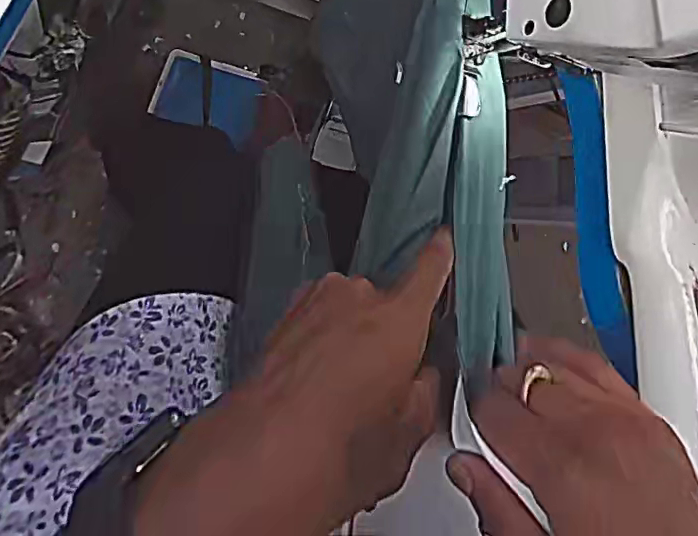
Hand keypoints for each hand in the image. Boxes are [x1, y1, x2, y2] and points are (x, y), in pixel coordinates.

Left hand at [128, 229, 452, 533]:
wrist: (253, 457)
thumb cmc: (329, 452)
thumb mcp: (405, 438)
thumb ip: (427, 391)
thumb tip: (423, 378)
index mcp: (400, 318)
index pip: (431, 267)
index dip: (441, 253)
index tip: (444, 241)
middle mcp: (360, 296)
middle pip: (388, 304)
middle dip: (387, 335)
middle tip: (379, 383)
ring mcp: (320, 299)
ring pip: (350, 311)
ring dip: (350, 338)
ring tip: (338, 392)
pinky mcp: (289, 311)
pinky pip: (320, 317)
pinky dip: (321, 340)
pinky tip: (314, 385)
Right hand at [447, 337, 697, 535]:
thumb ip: (500, 511)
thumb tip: (465, 468)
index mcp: (563, 470)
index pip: (498, 412)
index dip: (476, 407)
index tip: (470, 411)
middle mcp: (595, 433)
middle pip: (527, 381)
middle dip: (502, 386)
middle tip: (488, 396)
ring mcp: (628, 421)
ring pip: (562, 364)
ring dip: (533, 364)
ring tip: (513, 365)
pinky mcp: (653, 420)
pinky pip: (603, 369)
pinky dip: (573, 358)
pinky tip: (559, 358)